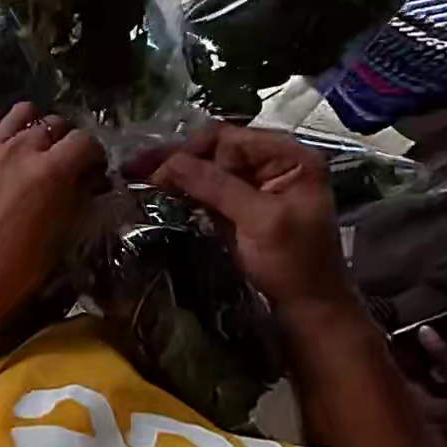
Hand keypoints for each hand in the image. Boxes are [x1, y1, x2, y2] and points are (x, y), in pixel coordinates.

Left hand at [0, 102, 104, 337]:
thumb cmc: (24, 264)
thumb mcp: (66, 228)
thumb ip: (81, 193)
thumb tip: (91, 177)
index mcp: (52, 170)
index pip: (85, 141)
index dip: (95, 154)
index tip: (94, 169)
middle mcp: (21, 150)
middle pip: (56, 123)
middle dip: (68, 140)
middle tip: (68, 162)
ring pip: (22, 112)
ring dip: (36, 125)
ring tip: (38, 146)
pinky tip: (0, 134)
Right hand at [147, 122, 351, 309]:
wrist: (309, 308)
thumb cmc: (294, 264)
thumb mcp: (259, 221)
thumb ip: (217, 187)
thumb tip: (170, 162)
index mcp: (291, 156)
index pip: (233, 138)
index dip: (196, 151)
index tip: (160, 170)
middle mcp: (274, 161)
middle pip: (219, 149)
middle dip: (181, 158)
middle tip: (136, 166)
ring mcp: (258, 184)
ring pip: (210, 168)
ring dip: (178, 172)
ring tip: (138, 172)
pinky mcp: (243, 205)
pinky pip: (211, 188)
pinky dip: (187, 189)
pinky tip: (162, 187)